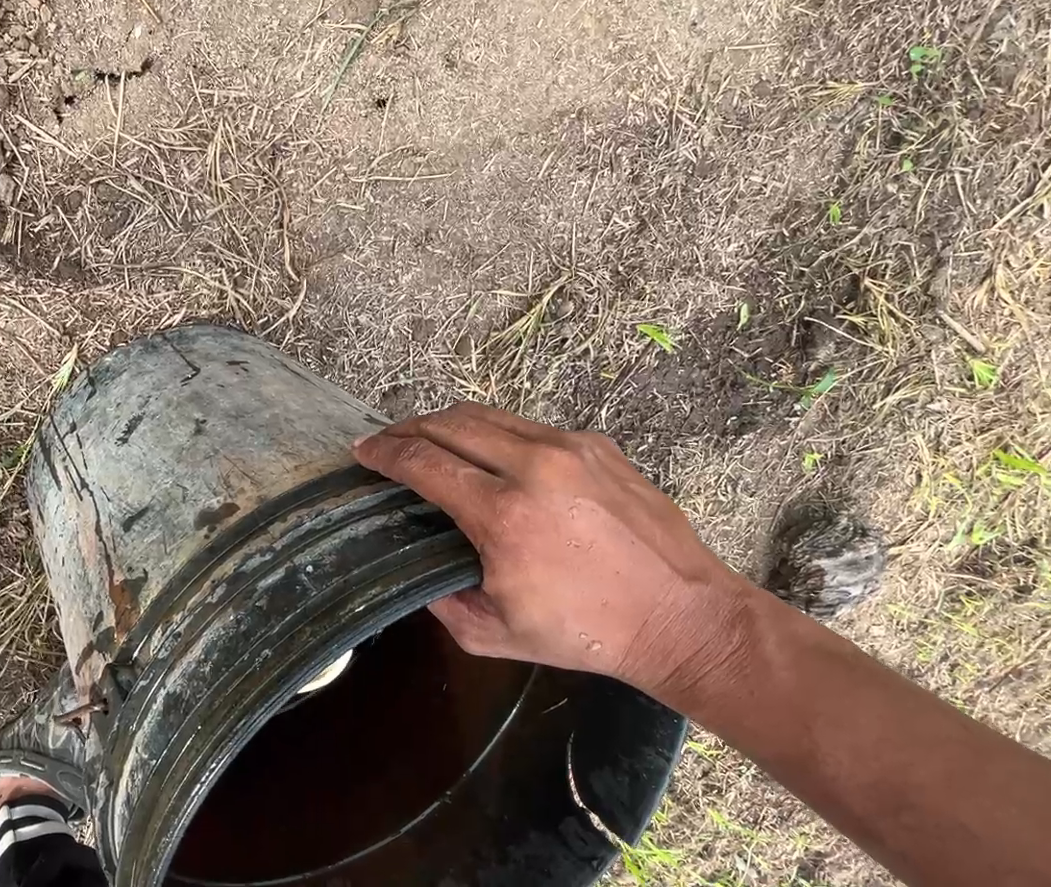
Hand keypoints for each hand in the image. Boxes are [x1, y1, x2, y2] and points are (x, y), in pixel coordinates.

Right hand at [353, 403, 753, 698]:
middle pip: (447, 424)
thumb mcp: (493, 634)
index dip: (384, 453)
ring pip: (485, 416)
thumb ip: (438, 599)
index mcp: (503, 515)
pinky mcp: (597, 445)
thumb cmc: (587, 633)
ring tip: (427, 439)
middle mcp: (534, 467)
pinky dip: (491, 433)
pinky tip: (487, 453)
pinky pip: (526, 426)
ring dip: (444, 424)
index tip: (362, 452)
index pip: (423, 462)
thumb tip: (414, 570)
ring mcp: (570, 448)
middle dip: (405, 429)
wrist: (687, 619)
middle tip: (386, 442)